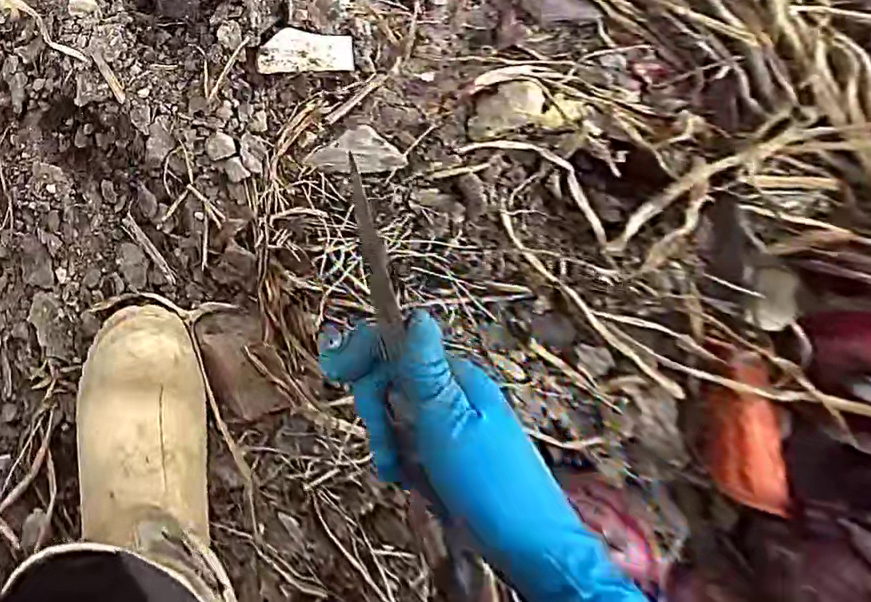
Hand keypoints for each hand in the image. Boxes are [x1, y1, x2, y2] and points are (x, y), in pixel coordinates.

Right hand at [321, 311, 644, 601]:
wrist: (536, 557)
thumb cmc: (492, 484)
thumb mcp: (449, 420)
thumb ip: (425, 368)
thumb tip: (418, 312)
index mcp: (452, 374)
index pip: (393, 341)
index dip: (360, 350)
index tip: (335, 372)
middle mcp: (448, 391)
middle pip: (387, 377)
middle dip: (375, 407)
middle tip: (384, 443)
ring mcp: (446, 423)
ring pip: (392, 412)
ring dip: (385, 439)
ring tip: (398, 470)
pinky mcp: (444, 453)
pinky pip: (405, 442)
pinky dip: (399, 459)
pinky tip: (408, 479)